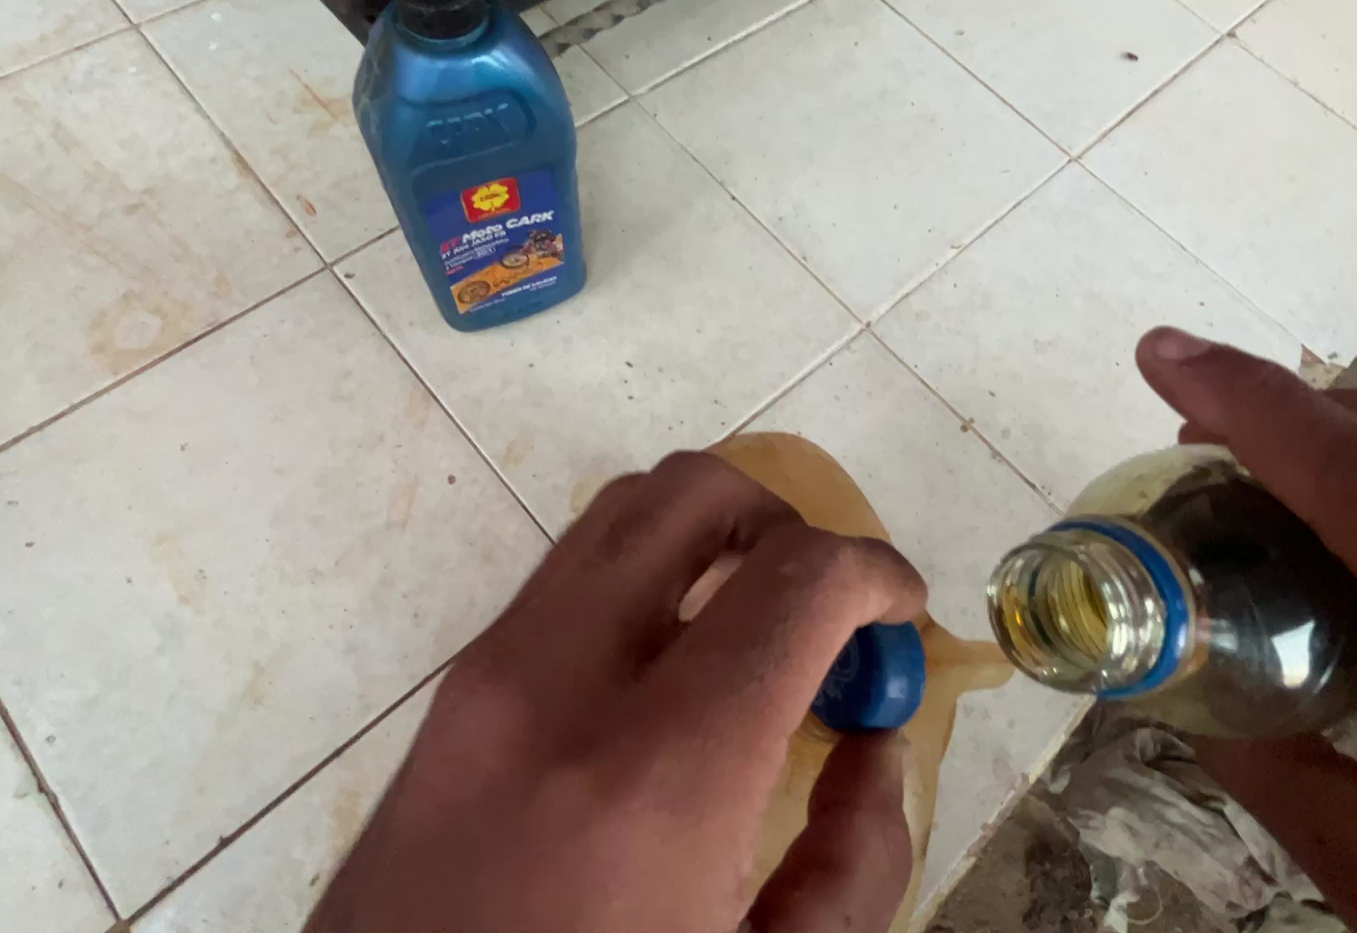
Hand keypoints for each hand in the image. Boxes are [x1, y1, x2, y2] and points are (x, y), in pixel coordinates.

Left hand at [306, 451, 926, 932]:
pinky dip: (653, 567)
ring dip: (713, 532)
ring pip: (624, 508)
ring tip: (754, 616)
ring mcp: (487, 668)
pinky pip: (577, 567)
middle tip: (822, 600)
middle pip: (690, 493)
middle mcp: (556, 683)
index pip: (791, 581)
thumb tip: (875, 736)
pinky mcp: (456, 680)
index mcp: (651, 780)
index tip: (900, 606)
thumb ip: (851, 862)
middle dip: (784, 520)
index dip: (873, 572)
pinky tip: (677, 653)